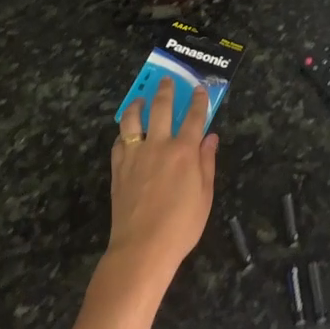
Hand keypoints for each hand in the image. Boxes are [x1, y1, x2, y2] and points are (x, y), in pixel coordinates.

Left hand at [108, 76, 217, 282]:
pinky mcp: (118, 169)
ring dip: (137, 105)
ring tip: (140, 100)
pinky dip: (124, 135)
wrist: (142, 248)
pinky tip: (126, 135)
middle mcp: (158, 146)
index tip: (200, 90)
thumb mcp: (205, 196)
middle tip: (167, 80)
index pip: (194, 117)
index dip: (199, 101)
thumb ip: (207, 163)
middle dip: (166, 91)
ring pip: (132, 120)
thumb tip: (211, 138)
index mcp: (184, 152)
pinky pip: (119, 143)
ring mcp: (134, 156)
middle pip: (161, 109)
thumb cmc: (181, 226)